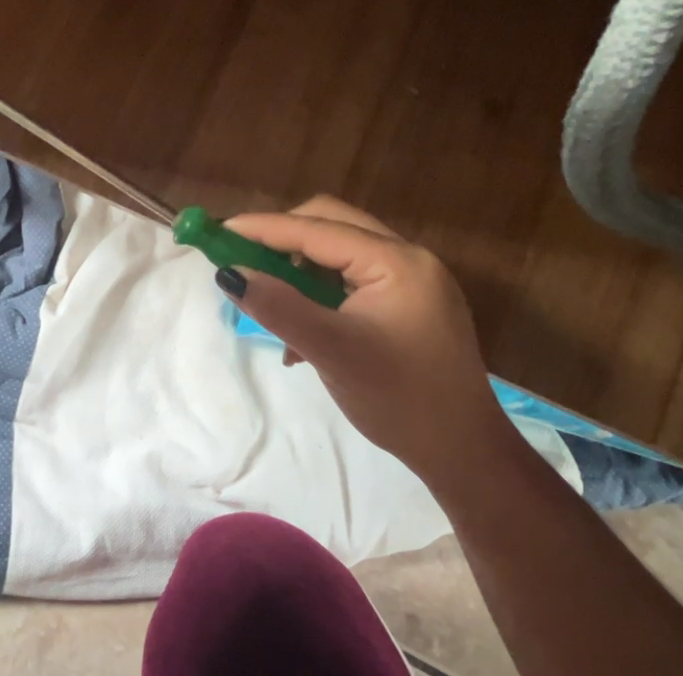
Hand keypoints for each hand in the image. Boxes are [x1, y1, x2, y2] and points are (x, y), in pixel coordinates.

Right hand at [218, 196, 514, 486]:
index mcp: (397, 262)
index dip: (264, 228)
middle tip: (241, 262)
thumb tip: (229, 274)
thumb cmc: (401, 400)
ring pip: (338, 255)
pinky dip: (319, 296)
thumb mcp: (331, 351)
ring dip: (299, 275)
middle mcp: (408, 259)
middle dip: (282, 243)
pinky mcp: (409, 306)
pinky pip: (351, 282)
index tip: (218, 233)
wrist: (465, 455)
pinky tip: (303, 337)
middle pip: (330, 227)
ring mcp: (412, 282)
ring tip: (274, 311)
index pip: (317, 228)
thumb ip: (278, 307)